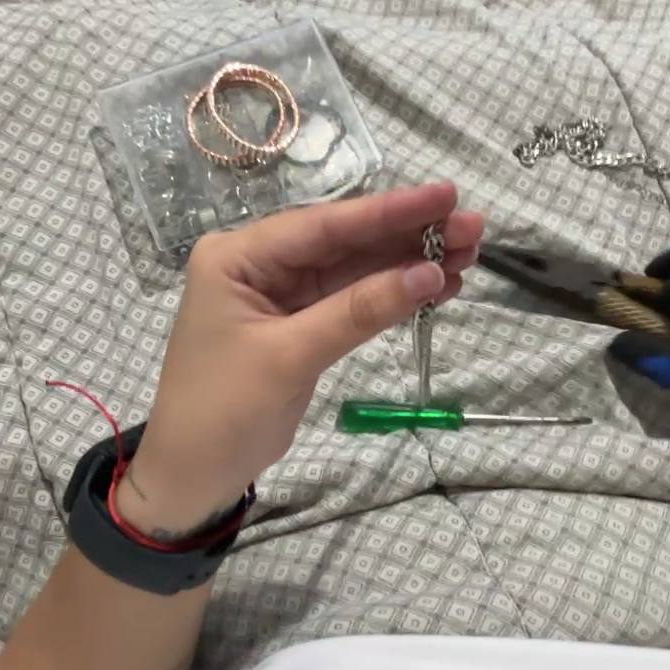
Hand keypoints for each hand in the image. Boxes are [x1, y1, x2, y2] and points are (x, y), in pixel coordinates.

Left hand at [119, 183, 482, 533]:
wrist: (194, 474)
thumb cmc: (224, 411)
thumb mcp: (291, 357)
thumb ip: (359, 311)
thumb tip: (430, 273)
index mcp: (239, 256)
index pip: (324, 225)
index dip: (389, 211)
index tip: (446, 195)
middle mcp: (260, 264)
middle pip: (346, 243)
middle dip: (410, 236)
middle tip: (475, 228)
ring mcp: (282, 295)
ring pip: (356, 271)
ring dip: (410, 265)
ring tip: (470, 255)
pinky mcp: (300, 324)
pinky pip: (353, 301)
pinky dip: (393, 297)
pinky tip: (439, 286)